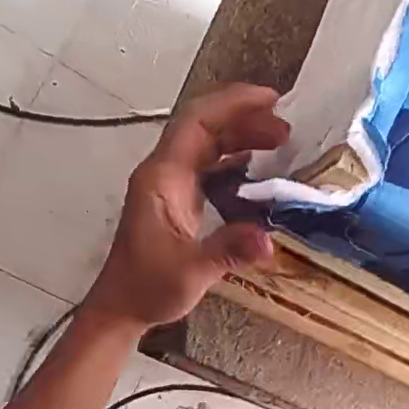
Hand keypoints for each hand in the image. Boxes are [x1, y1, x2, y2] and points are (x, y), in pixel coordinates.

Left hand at [80, 84, 290, 329]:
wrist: (121, 308)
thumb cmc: (147, 288)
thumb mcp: (191, 272)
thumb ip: (228, 251)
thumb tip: (269, 240)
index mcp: (163, 178)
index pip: (197, 124)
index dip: (233, 105)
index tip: (271, 100)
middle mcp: (165, 174)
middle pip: (205, 128)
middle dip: (245, 120)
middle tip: (287, 128)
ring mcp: (170, 186)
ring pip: (208, 146)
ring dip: (242, 138)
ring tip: (281, 142)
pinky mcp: (178, 201)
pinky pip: (209, 168)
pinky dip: (235, 161)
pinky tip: (259, 168)